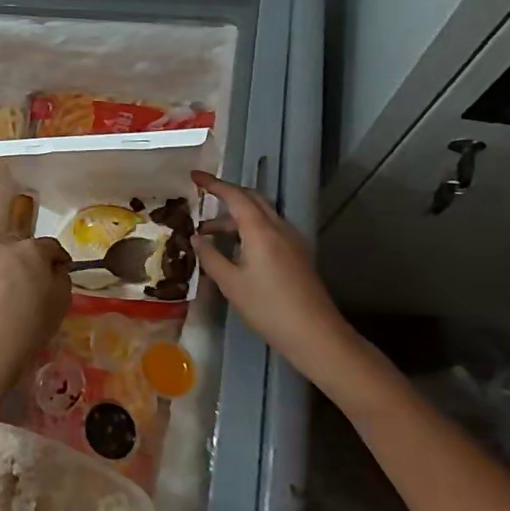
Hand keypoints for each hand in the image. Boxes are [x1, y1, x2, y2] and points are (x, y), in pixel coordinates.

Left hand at [0, 238, 71, 397]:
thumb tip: (55, 268)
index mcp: (34, 249)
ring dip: (6, 259)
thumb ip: (62, 276)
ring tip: (8, 279)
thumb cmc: (34, 320)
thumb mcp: (63, 299)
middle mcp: (7, 245)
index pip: (52, 246)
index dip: (59, 258)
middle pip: (23, 245)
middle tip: (34, 277)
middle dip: (31, 257)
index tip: (62, 269)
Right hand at [190, 171, 351, 364]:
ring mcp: (291, 242)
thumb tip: (197, 238)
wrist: (315, 334)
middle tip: (202, 195)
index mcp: (261, 231)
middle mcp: (279, 229)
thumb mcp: (230, 282)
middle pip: (253, 199)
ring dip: (234, 216)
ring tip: (208, 233)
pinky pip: (268, 229)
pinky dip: (247, 228)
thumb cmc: (267, 307)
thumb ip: (210, 256)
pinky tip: (232, 247)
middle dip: (227, 194)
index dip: (214, 184)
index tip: (194, 176)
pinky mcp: (296, 255)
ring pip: (261, 215)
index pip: (235, 197)